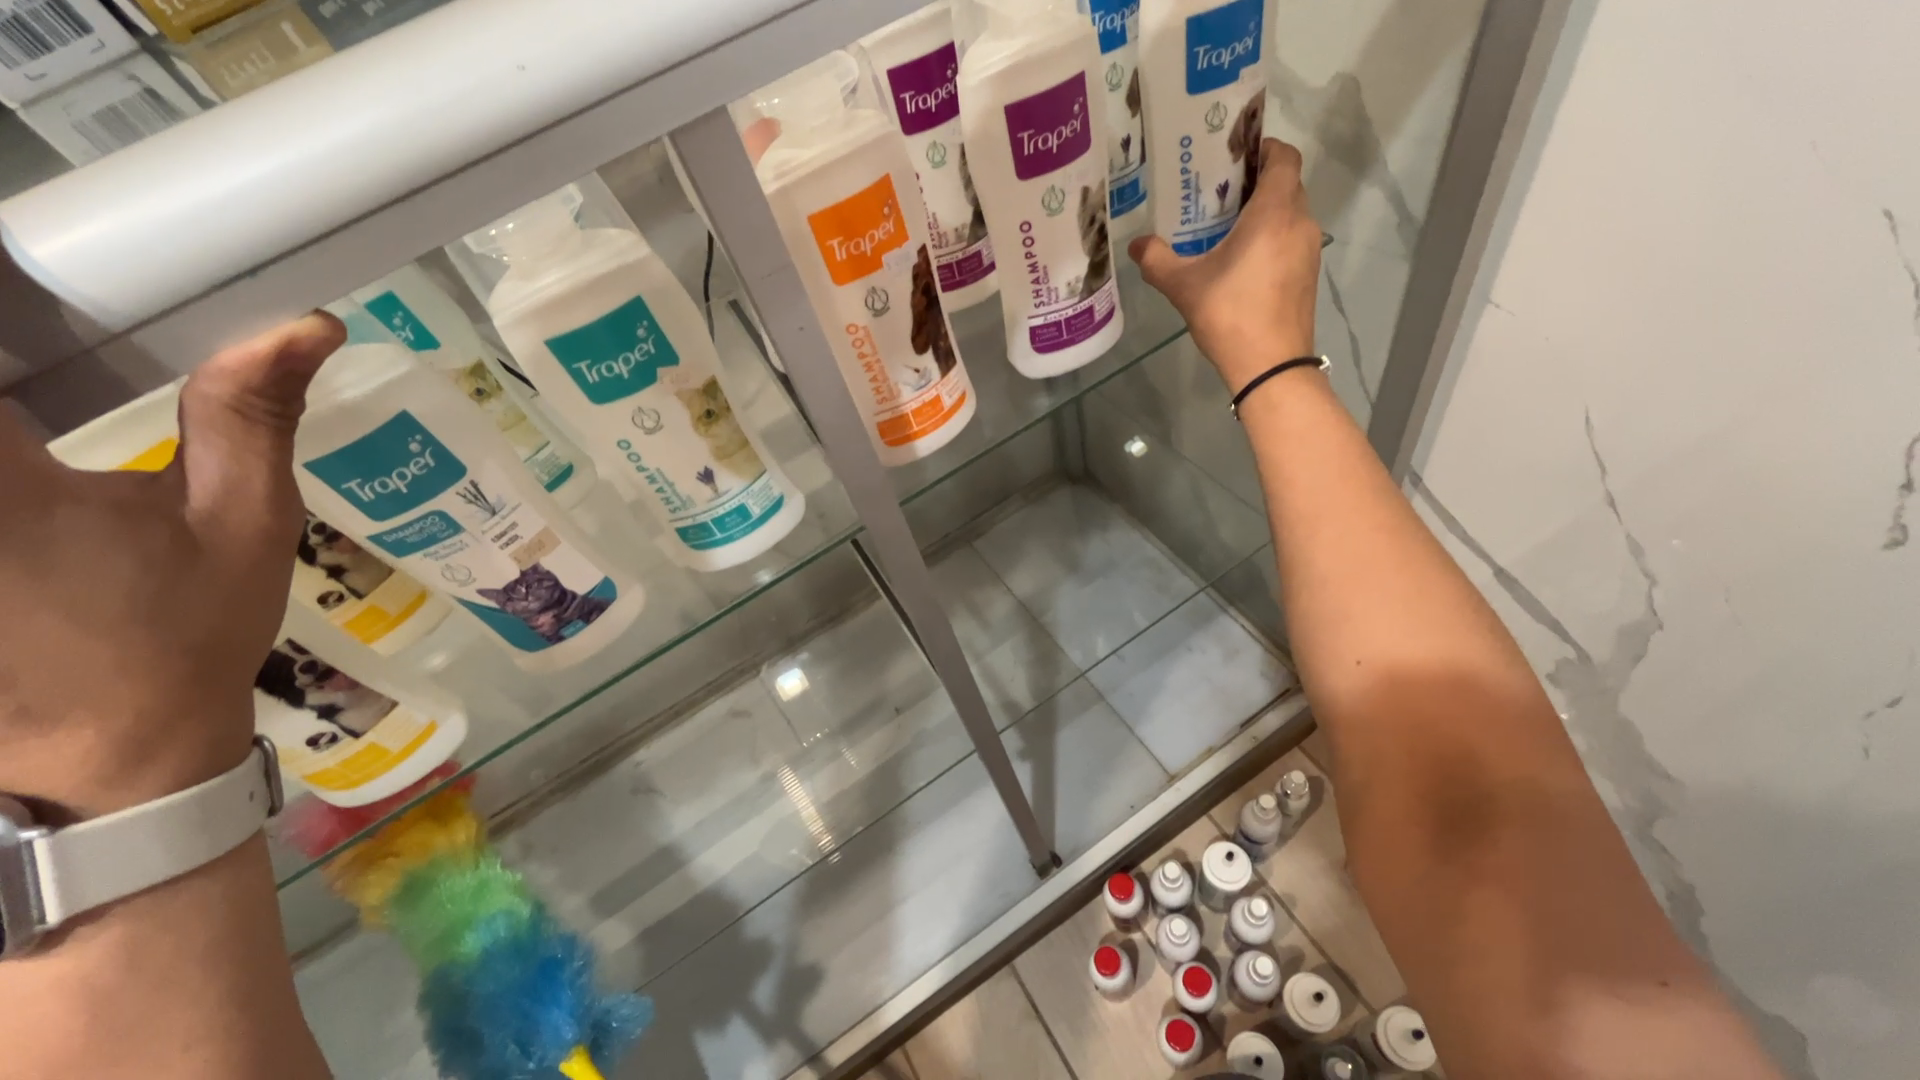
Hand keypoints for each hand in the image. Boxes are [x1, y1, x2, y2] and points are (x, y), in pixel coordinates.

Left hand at [0, 314, 344, 821]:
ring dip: (6, 393)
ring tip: (38, 393)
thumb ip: (250, 415)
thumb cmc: (189, 633)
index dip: (5, 289)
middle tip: (46, 334)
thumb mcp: (246, 521)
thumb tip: (305, 325)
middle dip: (9, 360)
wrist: (118, 752)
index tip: (39, 281)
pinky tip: (24, 437)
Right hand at [1129, 138, 1322, 393]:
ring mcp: (1309, 250)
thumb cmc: (1230, 315)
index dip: (1264, 148)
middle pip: (1286, 184)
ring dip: (1264, 212)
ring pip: (1290, 213)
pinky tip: (1240, 258)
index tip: (1235, 155)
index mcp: (1274, 212)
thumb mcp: (1183, 286)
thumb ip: (1157, 260)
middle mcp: (1300, 222)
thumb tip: (1137, 245)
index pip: (1284, 157)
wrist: (1271, 366)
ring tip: (1225, 225)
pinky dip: (1271, 237)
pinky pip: (1291, 239)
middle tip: (1218, 191)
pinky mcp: (1308, 274)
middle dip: (1256, 181)